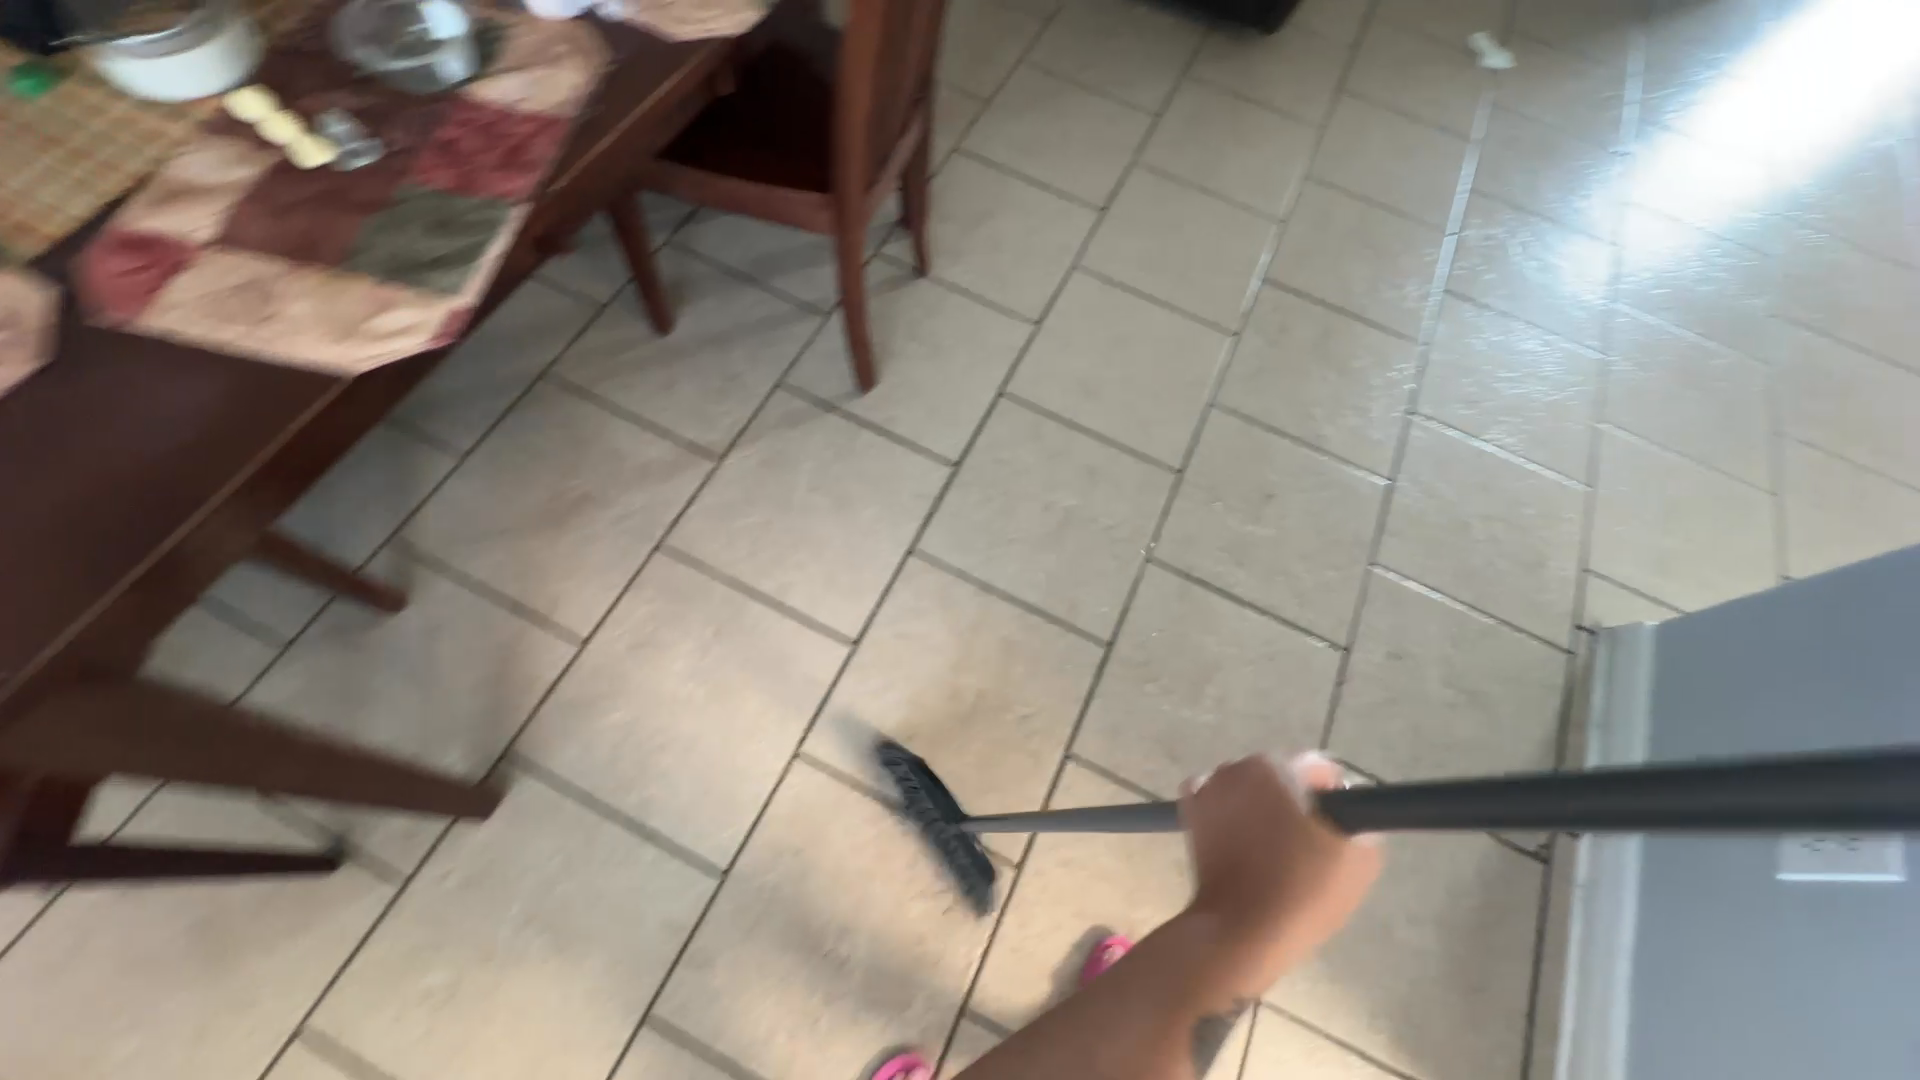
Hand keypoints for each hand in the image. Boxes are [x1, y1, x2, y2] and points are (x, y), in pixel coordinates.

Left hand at [1179, 752, 1381, 1000]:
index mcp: (1276, 767)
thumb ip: (1362, 823)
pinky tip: (1242, 838)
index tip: (1342, 823)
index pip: (1316, 767)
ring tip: (1278, 846)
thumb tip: (1350, 817)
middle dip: (1296, 798)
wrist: (1243, 928)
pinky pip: (1215, 800)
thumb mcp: (1359, 857)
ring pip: (1246, 787)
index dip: (1335, 793)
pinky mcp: (1190, 814)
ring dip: (1262, 805)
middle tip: (1313, 839)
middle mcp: (1236, 767)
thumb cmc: (1304, 888)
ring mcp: (1207, 789)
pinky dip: (1228, 812)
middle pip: (1278, 774)